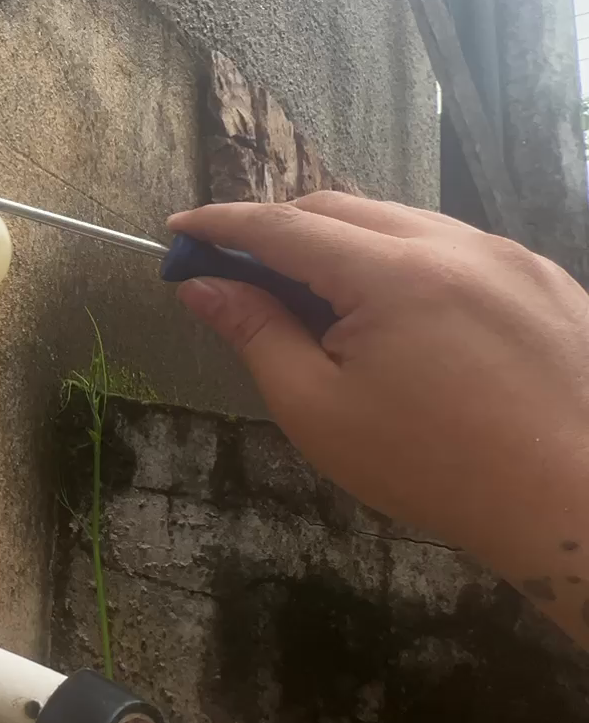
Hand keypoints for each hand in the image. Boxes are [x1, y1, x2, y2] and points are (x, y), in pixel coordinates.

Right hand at [170, 193, 588, 568]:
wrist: (586, 515)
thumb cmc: (431, 464)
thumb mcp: (312, 403)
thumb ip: (254, 331)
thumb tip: (201, 286)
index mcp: (397, 277)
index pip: (283, 226)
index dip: (219, 224)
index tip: (175, 229)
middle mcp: (460, 249)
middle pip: (337, 208)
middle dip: (270, 227)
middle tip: (226, 266)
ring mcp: (513, 261)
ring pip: (392, 220)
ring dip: (328, 239)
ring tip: (296, 288)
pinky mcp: (546, 284)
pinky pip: (443, 245)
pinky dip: (384, 254)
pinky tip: (372, 304)